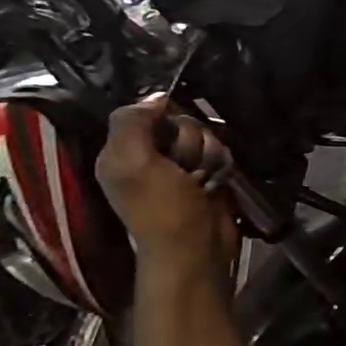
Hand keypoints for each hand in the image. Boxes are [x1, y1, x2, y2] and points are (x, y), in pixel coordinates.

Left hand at [95, 94, 236, 262]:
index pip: (151, 110)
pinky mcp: (207, 176)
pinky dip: (222, 165)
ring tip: (202, 179)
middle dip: (191, 141)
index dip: (166, 119)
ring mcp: (181, 167)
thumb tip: (157, 97)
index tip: (167, 138)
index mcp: (123, 150)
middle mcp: (149, 156)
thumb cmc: (162, 209)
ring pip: (208, 135)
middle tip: (184, 168)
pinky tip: (216, 182)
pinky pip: (222, 152)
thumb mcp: (132, 163)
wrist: (197, 248)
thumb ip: (132, 122)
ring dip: (210, 155)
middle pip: (184, 121)